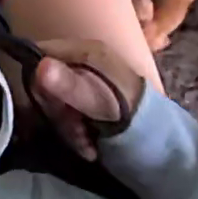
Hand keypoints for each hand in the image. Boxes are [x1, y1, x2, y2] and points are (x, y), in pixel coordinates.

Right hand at [32, 39, 147, 160]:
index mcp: (86, 51)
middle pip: (46, 82)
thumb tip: (39, 67)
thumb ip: (67, 85)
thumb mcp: (97, 101)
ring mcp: (86, 83)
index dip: (35, 77)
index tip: (43, 103)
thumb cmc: (130, 115)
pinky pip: (67, 115)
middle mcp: (83, 62)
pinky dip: (74, 133)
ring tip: (84, 144)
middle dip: (56, 111)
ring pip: (55, 103)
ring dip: (66, 127)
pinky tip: (87, 147)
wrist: (163, 145)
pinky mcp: (89, 103)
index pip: (40, 52)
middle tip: (72, 129)